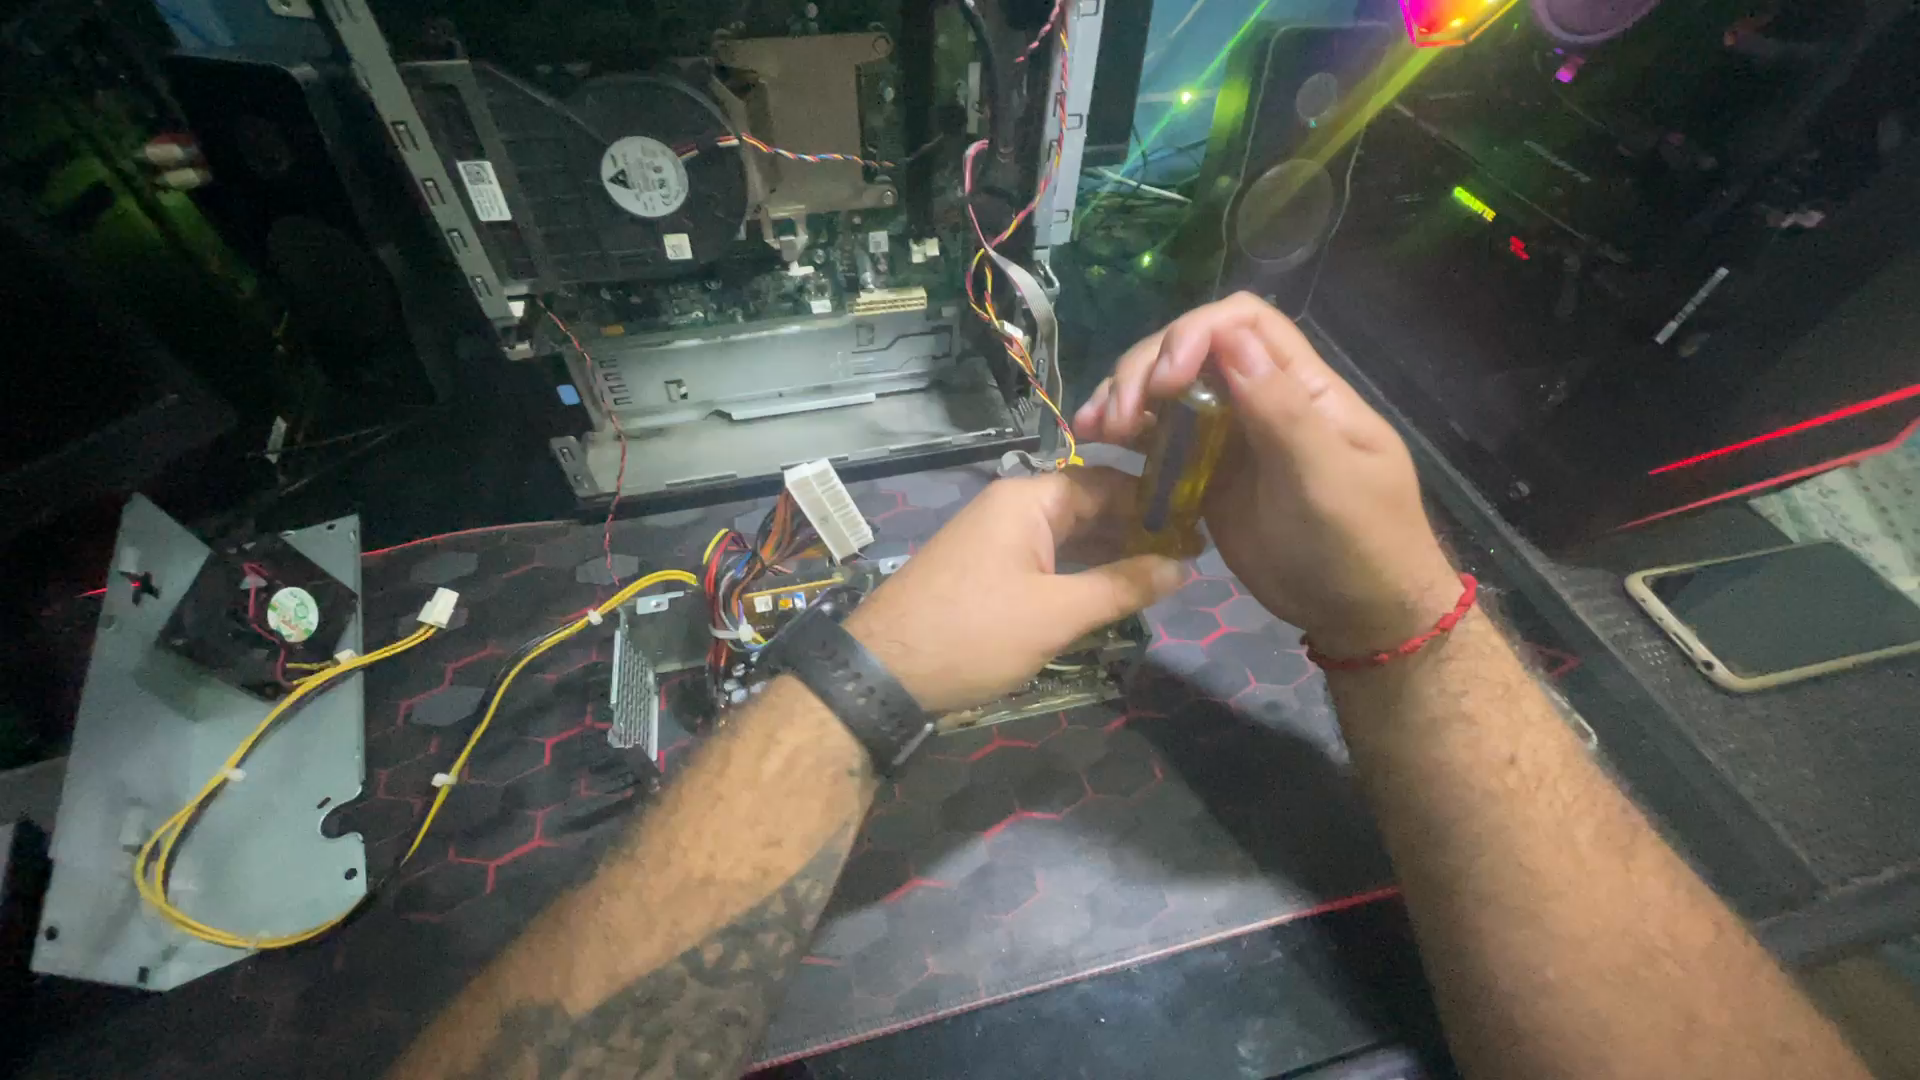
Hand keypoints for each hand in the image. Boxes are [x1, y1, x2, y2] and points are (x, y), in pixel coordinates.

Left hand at [844, 468, 1183, 712]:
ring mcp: (995, 537)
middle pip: (1088, 507)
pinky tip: (1109, 592)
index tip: (1199, 526)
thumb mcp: (1056, 613)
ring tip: (1162, 577)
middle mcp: (1012, 506)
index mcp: (1030, 498)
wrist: (884, 670)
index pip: (1108, 482)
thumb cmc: (975, 633)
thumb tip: (1182, 566)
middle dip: (1136, 530)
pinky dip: (1077, 572)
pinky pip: (1043, 558)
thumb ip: (1122, 585)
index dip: (1155, 502)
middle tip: (1189, 559)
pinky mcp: (986, 568)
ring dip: (1109, 554)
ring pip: (1066, 536)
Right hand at [1074, 292, 1458, 657]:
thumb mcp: (1329, 477)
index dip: (1195, 334)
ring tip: (1092, 427)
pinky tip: (1094, 440)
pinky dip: (1123, 433)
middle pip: (1190, 351)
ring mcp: (1226, 436)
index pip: (1243, 324)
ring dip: (1123, 395)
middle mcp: (1257, 398)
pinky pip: (1157, 438)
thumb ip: (1282, 409)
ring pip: (1165, 390)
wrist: (1355, 612)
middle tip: (1116, 419)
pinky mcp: (1201, 472)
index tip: (1165, 381)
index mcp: (1301, 386)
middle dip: (1144, 370)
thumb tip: (1232, 336)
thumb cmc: (1359, 544)